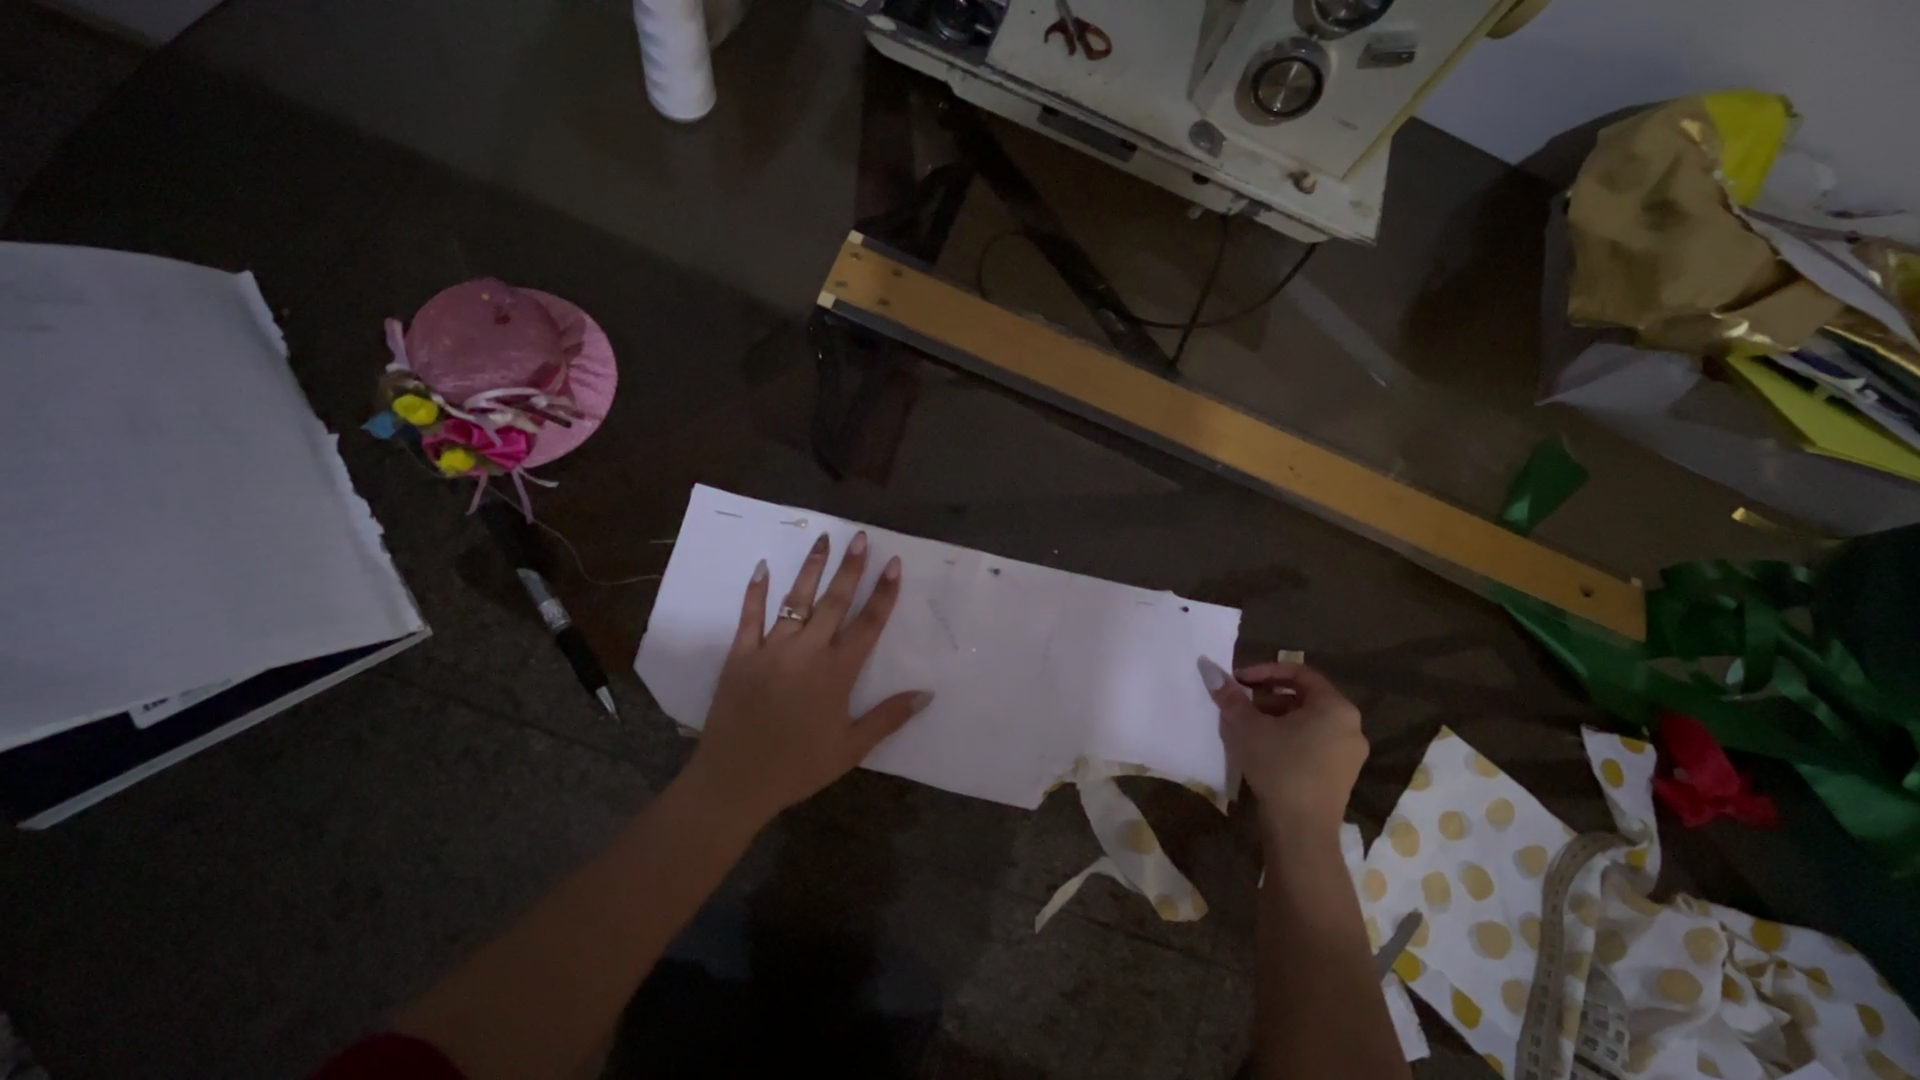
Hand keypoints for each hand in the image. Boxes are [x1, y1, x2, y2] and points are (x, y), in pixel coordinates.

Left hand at [681, 531, 932, 827]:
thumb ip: (888, 718)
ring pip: (796, 600)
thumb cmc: (797, 768)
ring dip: (811, 568)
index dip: (884, 593)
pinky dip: (757, 590)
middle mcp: (806, 653)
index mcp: (836, 673)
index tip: (894, 564)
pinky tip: (763, 566)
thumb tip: (927, 693)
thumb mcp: (851, 749)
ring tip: (823, 538)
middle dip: (850, 568)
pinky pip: (750, 616)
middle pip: (834, 602)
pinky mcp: (740, 655)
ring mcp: (770, 650)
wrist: (735, 781)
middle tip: (859, 537)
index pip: (868, 624)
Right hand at [1199, 657, 1365, 840]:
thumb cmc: (1278, 766)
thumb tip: (1209, 668)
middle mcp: (1351, 725)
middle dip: (1269, 697)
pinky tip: (1265, 751)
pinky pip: (1315, 744)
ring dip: (1277, 719)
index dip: (1265, 671)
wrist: (1301, 829)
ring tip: (1248, 729)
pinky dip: (1290, 739)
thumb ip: (1230, 696)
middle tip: (1240, 705)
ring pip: (1310, 723)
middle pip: (1305, 698)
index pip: (1299, 673)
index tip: (1238, 680)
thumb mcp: (1247, 727)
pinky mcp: (1342, 776)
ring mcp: (1350, 753)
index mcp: (1335, 706)